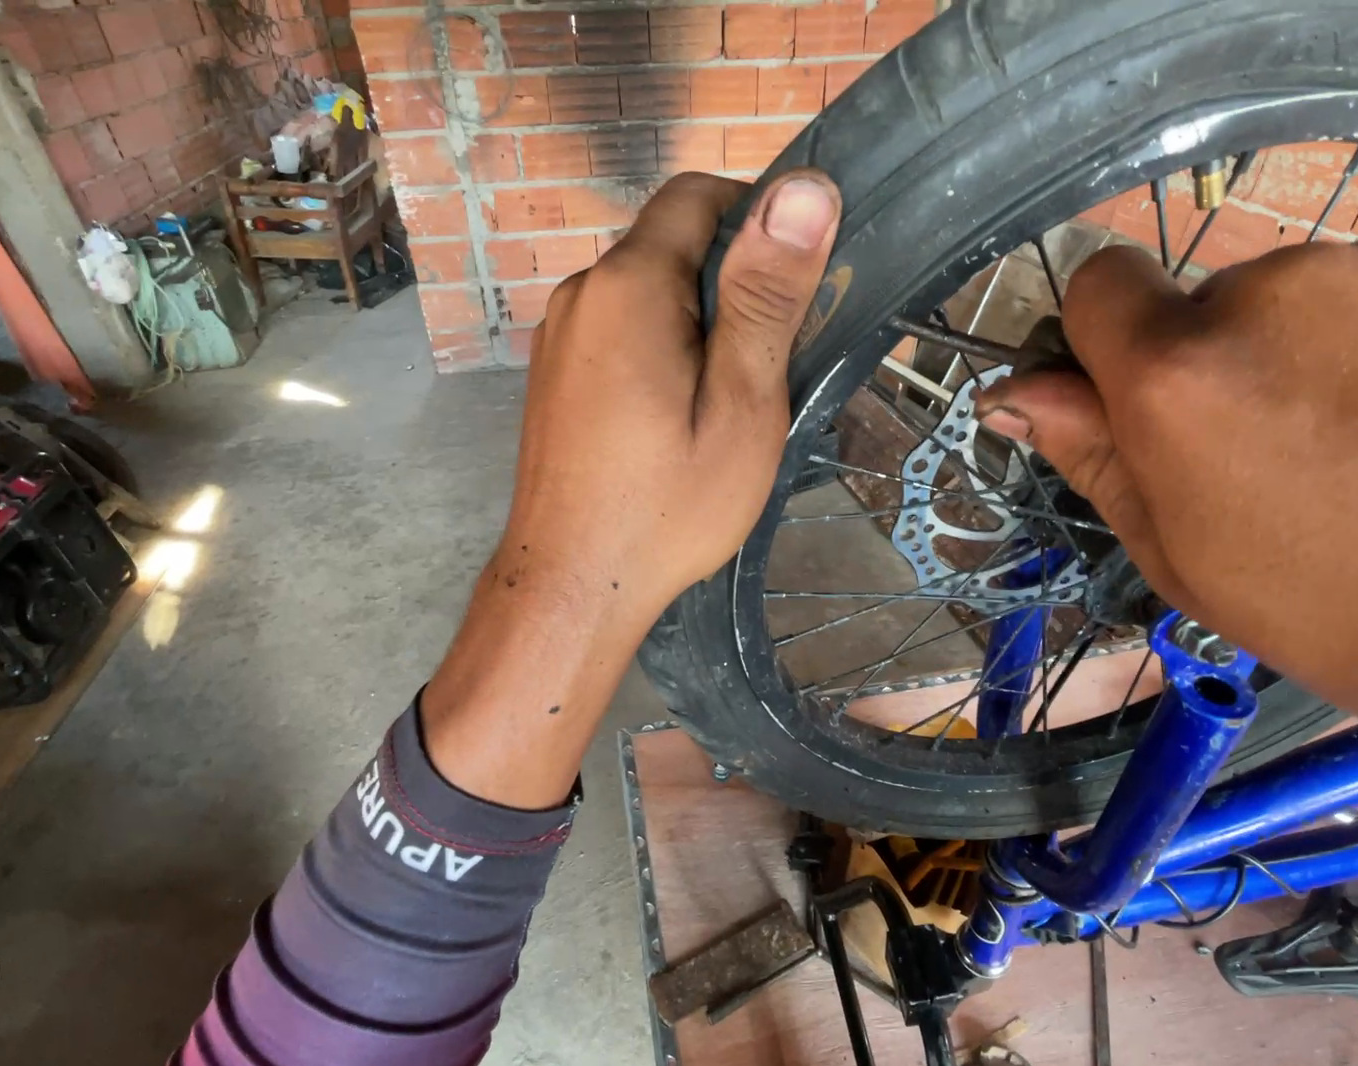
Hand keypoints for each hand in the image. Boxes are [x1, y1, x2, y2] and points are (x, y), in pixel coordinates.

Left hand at [499, 170, 842, 616]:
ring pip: (643, 294)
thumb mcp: (740, 402)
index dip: (756, 217)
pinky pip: (616, 335)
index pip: (697, 196)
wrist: (573, 584)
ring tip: (724, 400)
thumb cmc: (669, 504)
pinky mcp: (552, 378)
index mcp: (628, 285)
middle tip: (767, 362)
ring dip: (694, 322)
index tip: (792, 284)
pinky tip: (673, 419)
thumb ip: (766, 295)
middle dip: (727, 282)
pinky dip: (656, 351)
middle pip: (668, 246)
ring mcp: (557, 339)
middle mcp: (580, 295)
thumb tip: (805, 189)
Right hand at [980, 207, 1357, 825]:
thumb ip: (1099, 460)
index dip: (1114, 333)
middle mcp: (1291, 288)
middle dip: (1252, 357)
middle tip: (1318, 447)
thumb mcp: (1193, 564)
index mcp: (1185, 377)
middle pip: (1233, 294)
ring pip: (1356, 281)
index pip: (1102, 284)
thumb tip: (1019, 392)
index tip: (1151, 383)